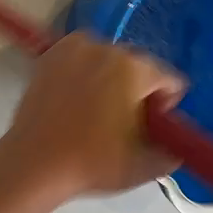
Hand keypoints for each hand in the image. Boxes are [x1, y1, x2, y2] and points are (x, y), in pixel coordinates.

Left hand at [0, 32, 186, 199]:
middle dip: (138, 89)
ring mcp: (73, 47)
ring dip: (111, 78)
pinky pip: (80, 58)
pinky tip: (77, 98)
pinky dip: (84, 71)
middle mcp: (105, 48)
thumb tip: (177, 140)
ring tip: (99, 111)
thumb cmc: (94, 162)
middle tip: (126, 121)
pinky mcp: (50, 53)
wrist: (36, 160)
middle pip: (137, 66)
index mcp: (133, 69)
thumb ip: (175, 149)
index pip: (168, 79)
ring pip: (107, 59)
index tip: (155, 125)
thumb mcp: (147, 165)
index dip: (167, 104)